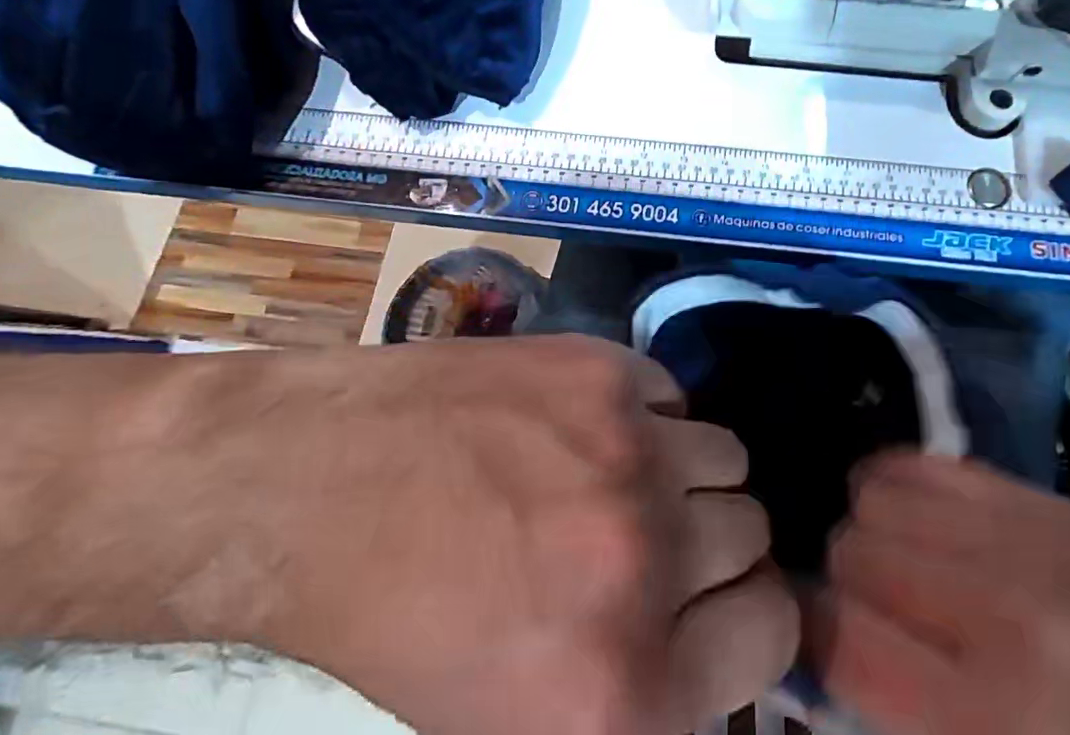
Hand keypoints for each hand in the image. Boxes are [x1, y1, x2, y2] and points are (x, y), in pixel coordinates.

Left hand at [67, 336, 797, 734]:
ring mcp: (627, 449)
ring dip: (685, 470)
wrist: (298, 492)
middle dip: (708, 541)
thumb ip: (638, 694)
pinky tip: (588, 426)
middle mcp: (645, 559)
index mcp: (625, 688)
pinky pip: (673, 396)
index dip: (743, 614)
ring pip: (726, 455)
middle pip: (751, 531)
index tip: (710, 599)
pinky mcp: (600, 370)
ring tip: (620, 473)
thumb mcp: (512, 725)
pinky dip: (649, 414)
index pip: (771, 630)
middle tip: (648, 535)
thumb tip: (714, 642)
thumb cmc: (385, 630)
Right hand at [814, 454, 1069, 734]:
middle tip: (864, 614)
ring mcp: (1043, 539)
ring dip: (872, 526)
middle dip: (841, 581)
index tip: (812, 641)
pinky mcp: (1068, 506)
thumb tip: (831, 672)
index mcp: (998, 714)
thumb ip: (917, 728)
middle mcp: (1010, 606)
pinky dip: (911, 486)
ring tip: (893, 562)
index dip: (806, 630)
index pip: (838, 628)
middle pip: (855, 545)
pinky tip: (924, 519)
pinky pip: (945, 466)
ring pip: (884, 488)